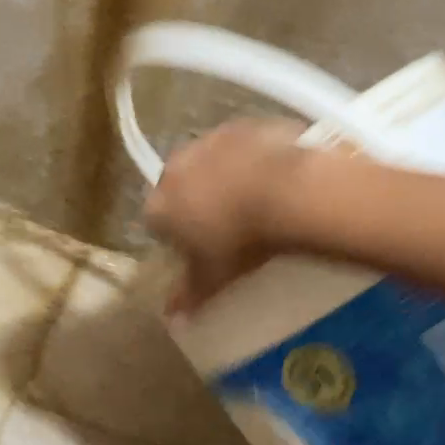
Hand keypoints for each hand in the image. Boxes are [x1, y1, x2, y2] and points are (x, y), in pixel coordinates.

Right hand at [144, 119, 310, 313]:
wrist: (287, 192)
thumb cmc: (241, 242)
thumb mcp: (214, 276)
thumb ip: (190, 296)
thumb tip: (172, 320)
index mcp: (159, 205)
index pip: (156, 221)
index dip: (178, 234)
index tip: (201, 246)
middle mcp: (173, 168)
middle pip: (179, 186)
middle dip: (195, 200)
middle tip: (228, 223)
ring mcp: (207, 140)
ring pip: (208, 161)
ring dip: (222, 175)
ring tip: (254, 199)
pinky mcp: (241, 124)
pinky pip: (239, 144)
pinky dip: (250, 157)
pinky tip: (273, 176)